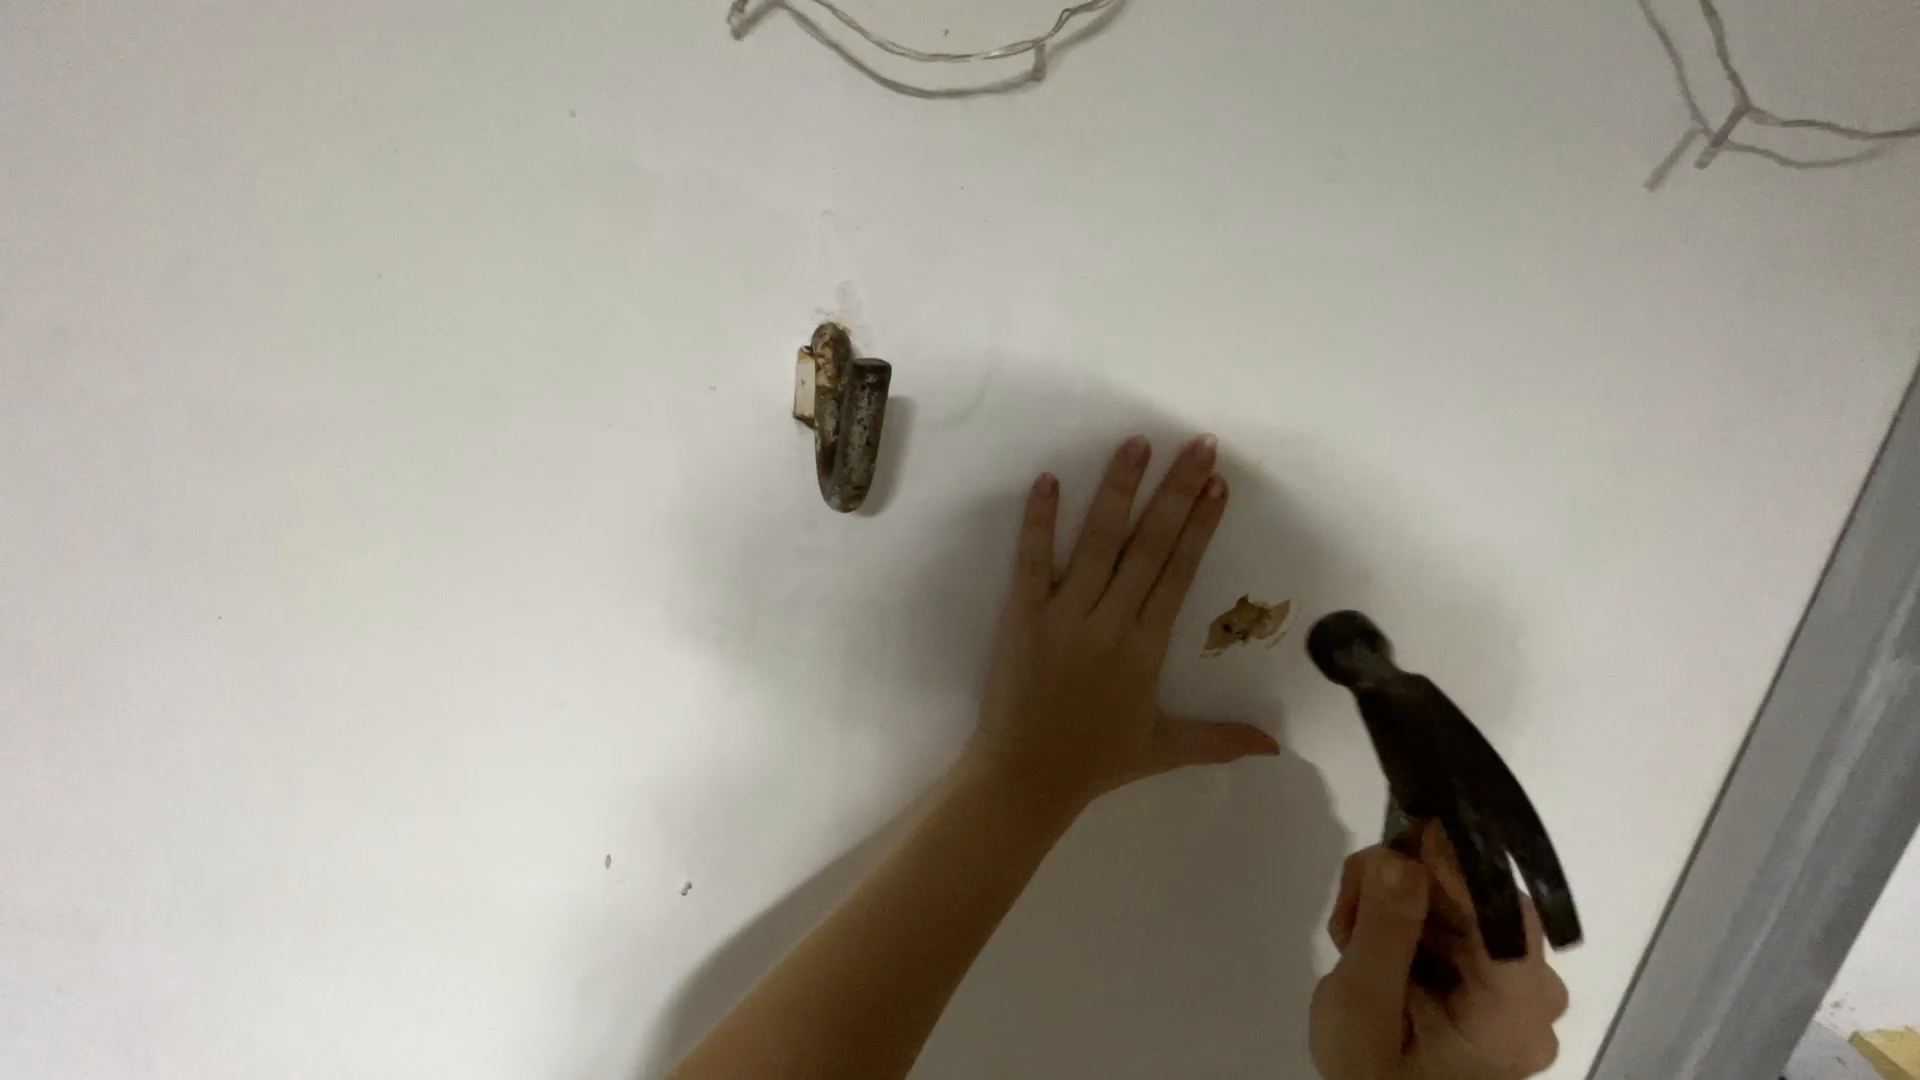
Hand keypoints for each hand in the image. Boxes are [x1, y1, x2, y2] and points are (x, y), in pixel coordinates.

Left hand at [960, 434, 1281, 812]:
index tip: (1218, 484)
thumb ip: (1220, 738)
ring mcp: (1065, 615)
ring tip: (1135, 444)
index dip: (1200, 526)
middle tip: (1197, 444)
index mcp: (1147, 647)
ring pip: (1097, 543)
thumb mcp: (1163, 748)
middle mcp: (1112, 621)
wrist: (1028, 775)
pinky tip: (1048, 480)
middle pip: (1149, 546)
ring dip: (1118, 491)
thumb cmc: (1096, 760)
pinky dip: (1039, 521)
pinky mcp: (1023, 615)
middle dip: (1175, 492)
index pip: (1180, 573)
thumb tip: (1276, 747)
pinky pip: (1032, 561)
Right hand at [1310, 824, 1568, 1079]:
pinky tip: (1367, 940)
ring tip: (1349, 937)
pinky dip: (1402, 915)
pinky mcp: (1486, 980)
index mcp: (1512, 1015)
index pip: (1509, 920)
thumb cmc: (1369, 1071)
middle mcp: (1529, 998)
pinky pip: (1450, 920)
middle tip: (1348, 911)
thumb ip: (1384, 931)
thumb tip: (1402, 858)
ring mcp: (1508, 986)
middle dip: (1406, 885)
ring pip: (1457, 902)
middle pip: (1477, 902)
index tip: (1409, 835)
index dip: (1462, 870)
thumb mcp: (1361, 1005)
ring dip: (1394, 900)